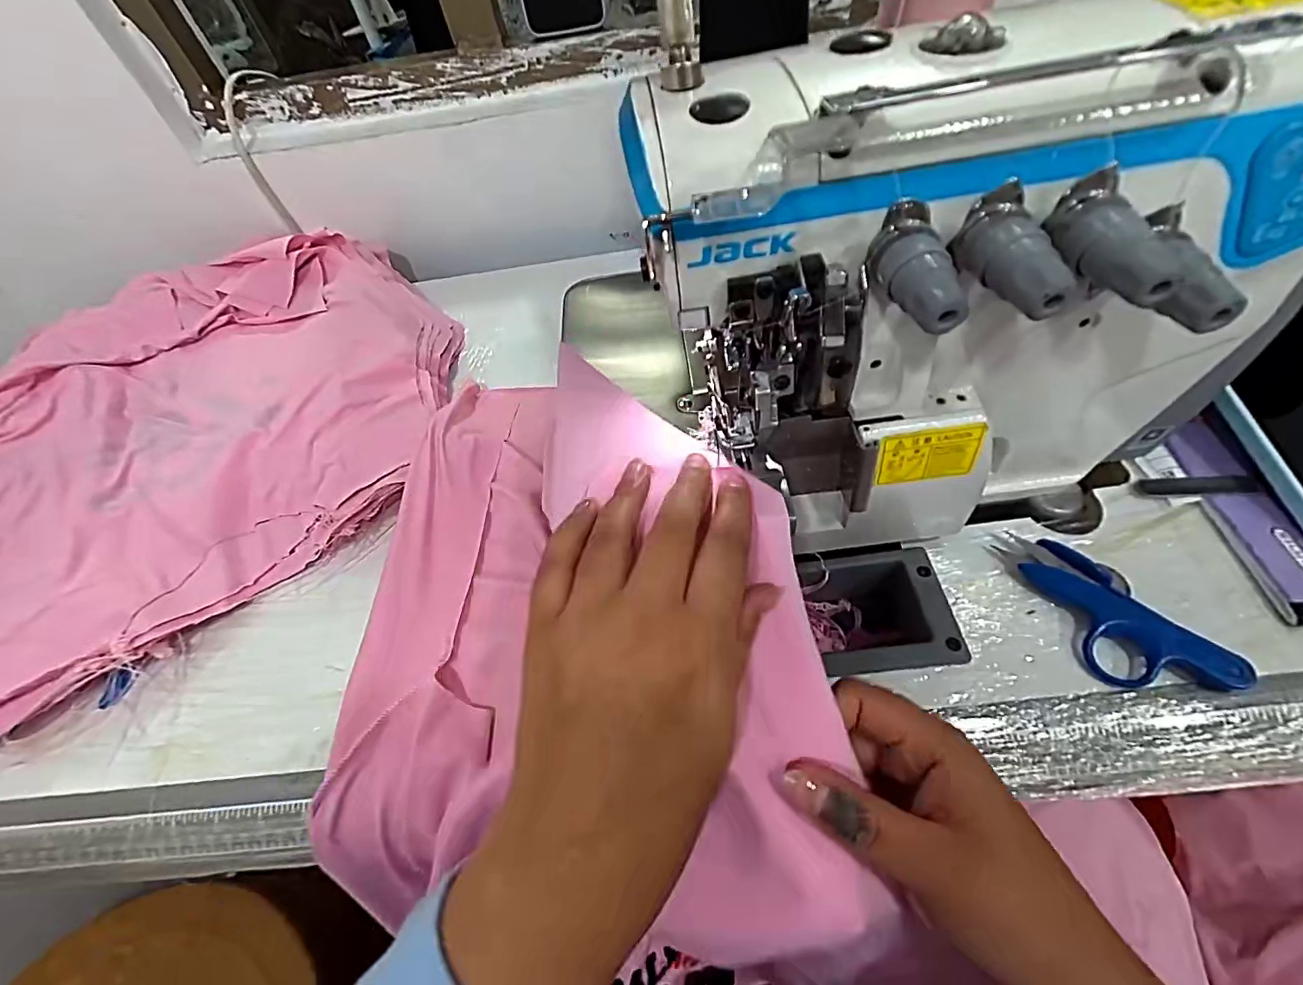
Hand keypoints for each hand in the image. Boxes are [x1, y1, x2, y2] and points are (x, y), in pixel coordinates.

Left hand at [442, 454, 780, 984]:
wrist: (579, 838)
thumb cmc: (668, 794)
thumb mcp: (721, 723)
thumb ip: (736, 646)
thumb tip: (759, 591)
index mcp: (698, 643)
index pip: (720, 556)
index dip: (730, 515)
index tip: (732, 485)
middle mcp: (644, 616)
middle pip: (669, 534)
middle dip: (686, 493)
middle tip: (694, 464)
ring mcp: (586, 618)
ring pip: (610, 536)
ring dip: (627, 497)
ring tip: (640, 469)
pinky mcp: (543, 630)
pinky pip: (557, 562)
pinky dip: (571, 529)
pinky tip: (585, 508)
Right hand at [777, 680, 1162, 984]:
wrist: (1067, 974)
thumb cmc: (1009, 903)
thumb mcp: (930, 861)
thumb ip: (857, 818)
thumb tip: (785, 774)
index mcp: (933, 743)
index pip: (860, 700)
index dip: (821, 716)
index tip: (781, 753)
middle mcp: (921, 755)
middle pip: (851, 733)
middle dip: (815, 756)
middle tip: (770, 789)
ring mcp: (917, 790)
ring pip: (853, 771)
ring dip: (824, 790)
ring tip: (782, 812)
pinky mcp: (912, 823)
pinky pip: (863, 804)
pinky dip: (839, 816)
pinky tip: (812, 834)